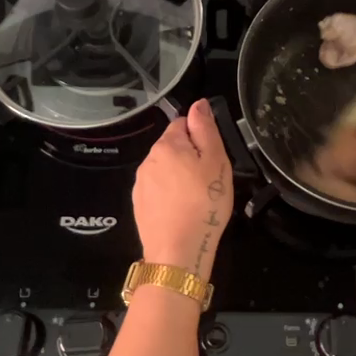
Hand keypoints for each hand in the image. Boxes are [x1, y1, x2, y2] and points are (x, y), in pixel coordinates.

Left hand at [131, 99, 233, 276]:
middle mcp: (148, 160)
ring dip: (178, 176)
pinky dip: (169, 195)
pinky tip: (182, 211)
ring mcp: (140, 184)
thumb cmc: (204, 203)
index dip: (201, 137)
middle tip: (208, 180)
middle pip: (172, 147)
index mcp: (167, 145)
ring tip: (197, 198)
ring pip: (164, 170)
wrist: (178, 252)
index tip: (212, 159)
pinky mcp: (139, 205)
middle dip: (189, 157)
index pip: (183, 124)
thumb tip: (198, 104)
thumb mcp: (216, 162)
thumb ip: (206, 129)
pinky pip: (157, 190)